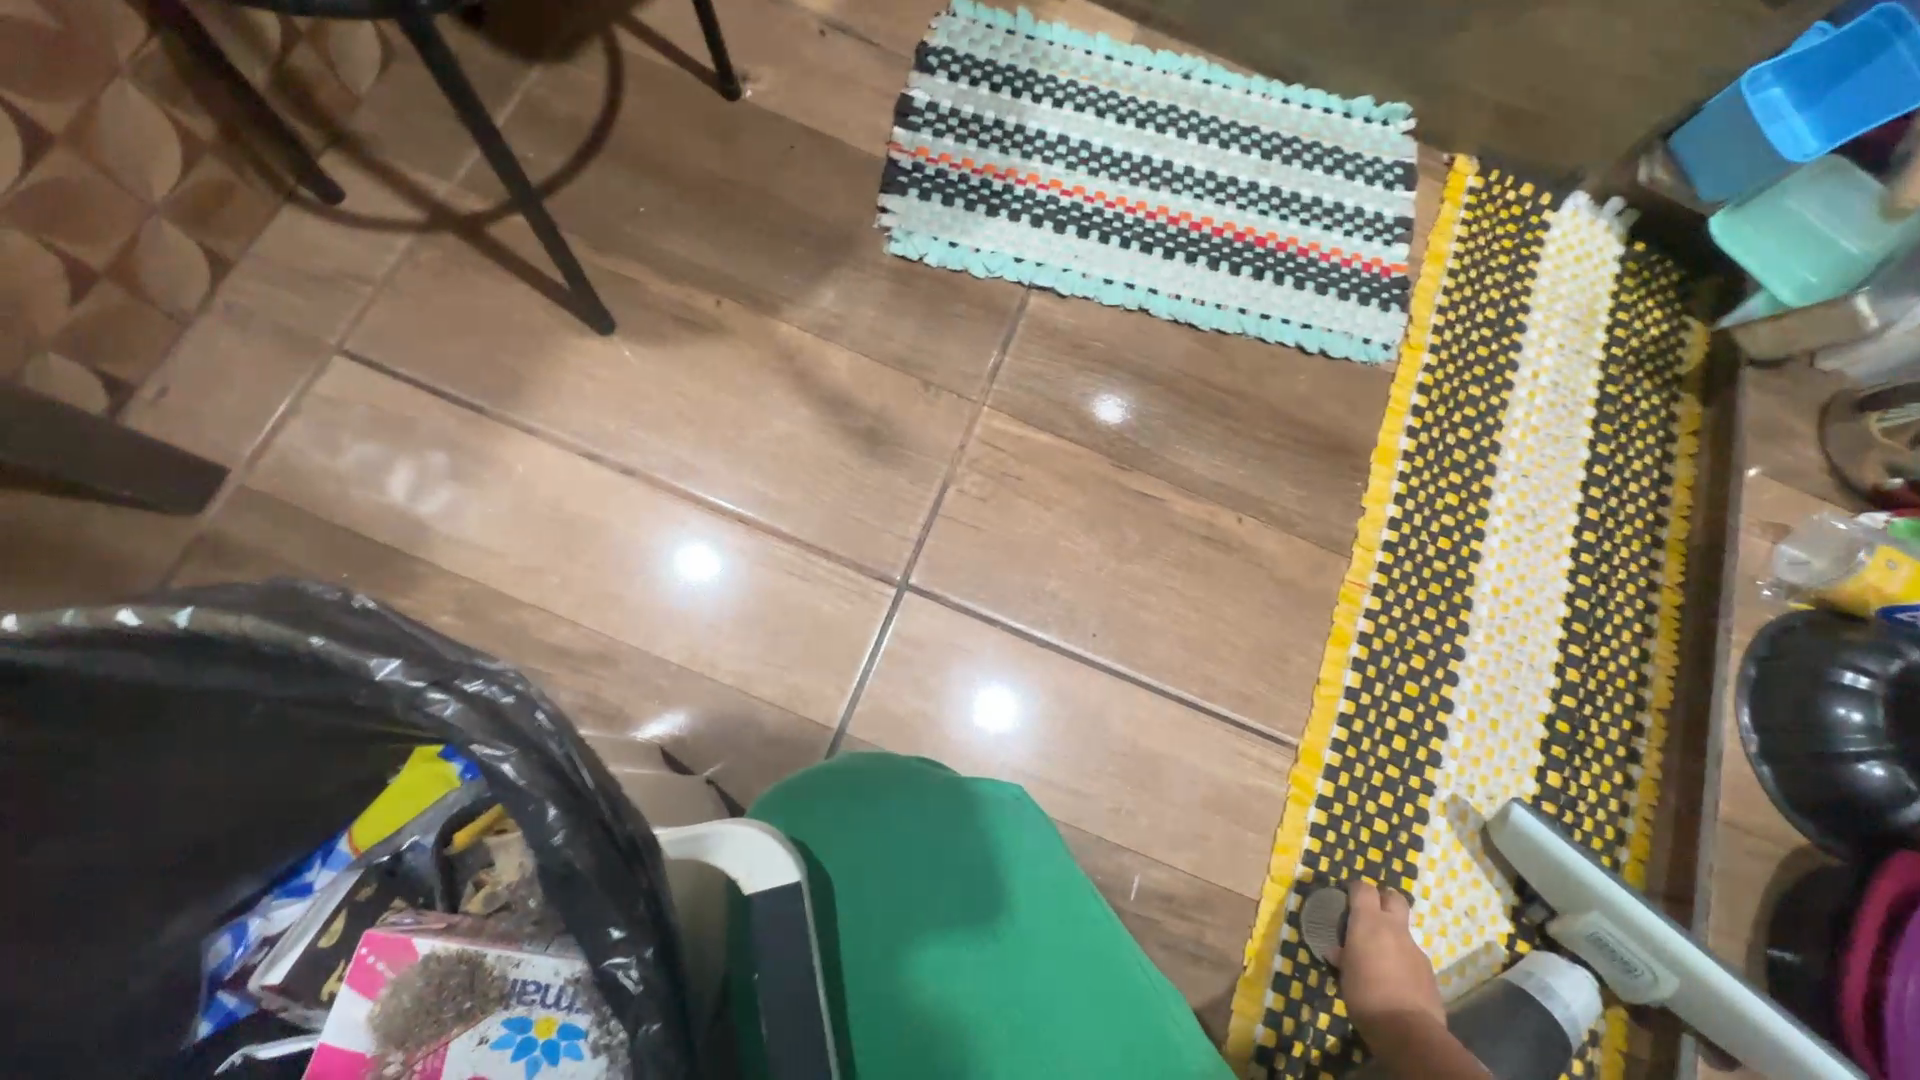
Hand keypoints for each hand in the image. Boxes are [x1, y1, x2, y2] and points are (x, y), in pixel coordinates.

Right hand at [1335, 881, 1443, 1030]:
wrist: (1408, 1029)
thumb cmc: (1365, 994)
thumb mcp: (1344, 974)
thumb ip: (1343, 956)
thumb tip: (1337, 951)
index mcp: (1369, 923)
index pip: (1364, 889)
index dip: (1356, 890)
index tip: (1348, 898)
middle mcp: (1395, 929)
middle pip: (1394, 897)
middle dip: (1384, 899)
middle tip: (1371, 911)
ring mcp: (1415, 949)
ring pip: (1404, 930)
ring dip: (1393, 935)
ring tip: (1380, 956)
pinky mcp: (1428, 970)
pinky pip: (1412, 955)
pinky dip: (1402, 959)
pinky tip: (1394, 979)